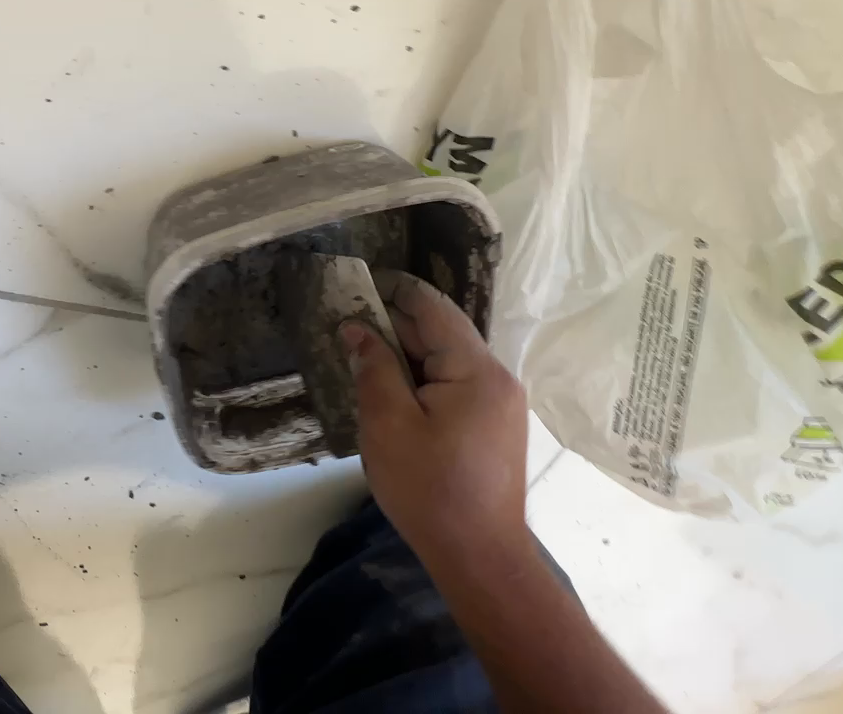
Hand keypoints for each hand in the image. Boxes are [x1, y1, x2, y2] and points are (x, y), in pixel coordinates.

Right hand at [344, 271, 530, 563]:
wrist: (478, 558)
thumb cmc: (428, 488)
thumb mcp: (387, 423)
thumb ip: (373, 367)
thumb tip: (357, 328)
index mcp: (477, 372)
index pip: (432, 310)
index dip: (393, 291)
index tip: (354, 284)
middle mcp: (497, 378)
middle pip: (439, 333)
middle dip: (391, 325)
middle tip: (344, 325)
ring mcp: (499, 403)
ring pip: (443, 360)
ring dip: (402, 354)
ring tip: (358, 355)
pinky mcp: (492, 425)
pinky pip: (451, 384)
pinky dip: (418, 378)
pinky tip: (388, 390)